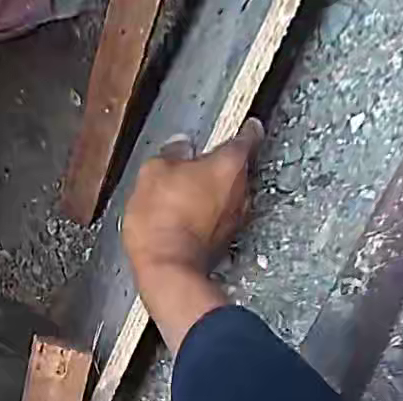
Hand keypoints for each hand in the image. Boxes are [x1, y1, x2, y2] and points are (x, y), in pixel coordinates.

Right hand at [121, 119, 262, 352]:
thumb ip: (170, 154)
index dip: (245, 129)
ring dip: (215, 197)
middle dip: (222, 167)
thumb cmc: (162, 223)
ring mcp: (235, 223)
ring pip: (230, 199)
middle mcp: (242, 193)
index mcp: (230, 164)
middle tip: (200, 166)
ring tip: (188, 198)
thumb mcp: (153, 173)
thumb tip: (179, 148)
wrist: (167, 271)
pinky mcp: (224, 247)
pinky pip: (219, 223)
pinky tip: (188, 222)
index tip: (244, 127)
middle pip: (239, 170)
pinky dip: (208, 220)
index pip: (248, 136)